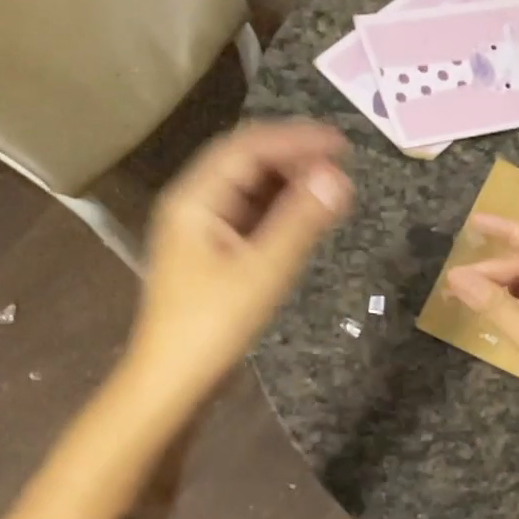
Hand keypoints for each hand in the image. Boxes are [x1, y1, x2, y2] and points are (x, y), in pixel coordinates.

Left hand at [126, 121, 352, 409]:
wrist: (174, 378)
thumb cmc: (214, 323)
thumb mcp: (264, 269)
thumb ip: (302, 221)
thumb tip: (340, 178)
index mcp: (196, 200)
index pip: (249, 149)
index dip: (296, 140)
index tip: (343, 143)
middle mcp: (195, 206)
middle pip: (246, 164)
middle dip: (294, 158)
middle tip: (342, 164)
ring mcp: (202, 231)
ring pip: (249, 191)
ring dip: (289, 183)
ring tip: (332, 187)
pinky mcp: (214, 256)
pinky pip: (251, 218)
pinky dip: (281, 211)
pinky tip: (307, 218)